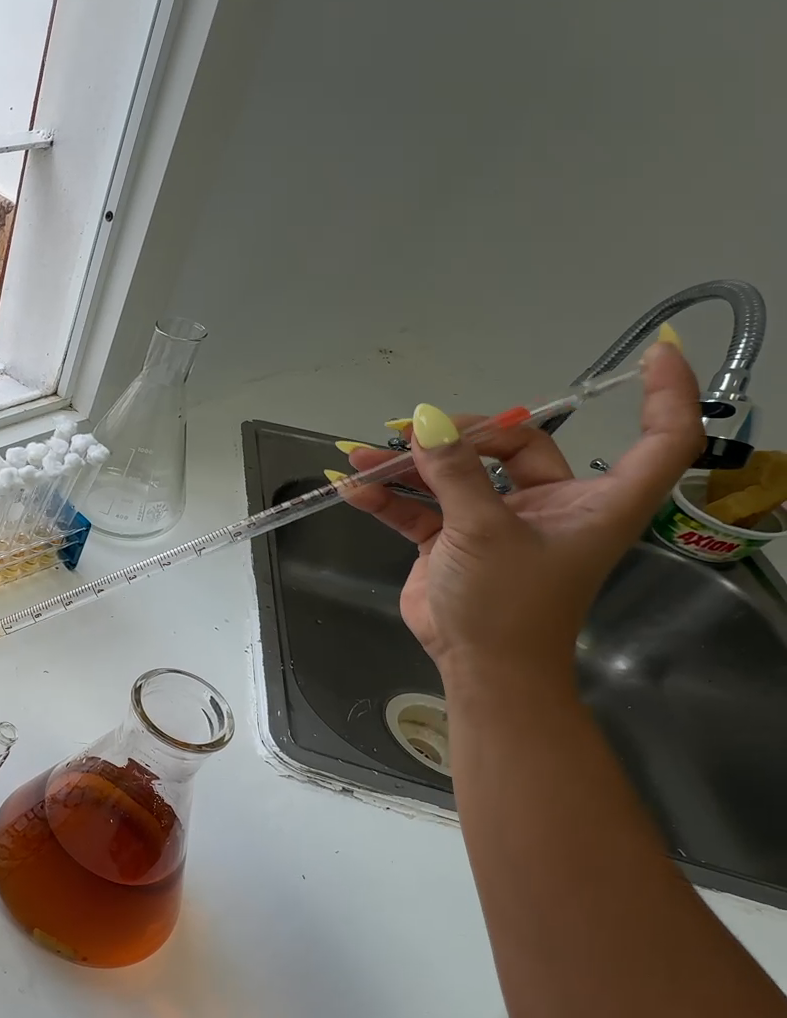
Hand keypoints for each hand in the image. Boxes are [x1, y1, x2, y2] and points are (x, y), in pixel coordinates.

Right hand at [340, 341, 703, 682]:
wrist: (477, 664)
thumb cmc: (509, 602)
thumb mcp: (484, 532)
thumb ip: (455, 474)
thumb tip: (427, 419)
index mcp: (594, 501)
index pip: (658, 440)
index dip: (666, 395)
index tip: (655, 353)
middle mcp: (549, 504)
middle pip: (515, 447)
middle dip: (461, 437)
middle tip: (414, 435)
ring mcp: (494, 521)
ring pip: (454, 476)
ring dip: (407, 466)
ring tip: (362, 455)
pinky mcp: (449, 541)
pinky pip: (417, 507)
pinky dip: (385, 497)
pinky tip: (351, 487)